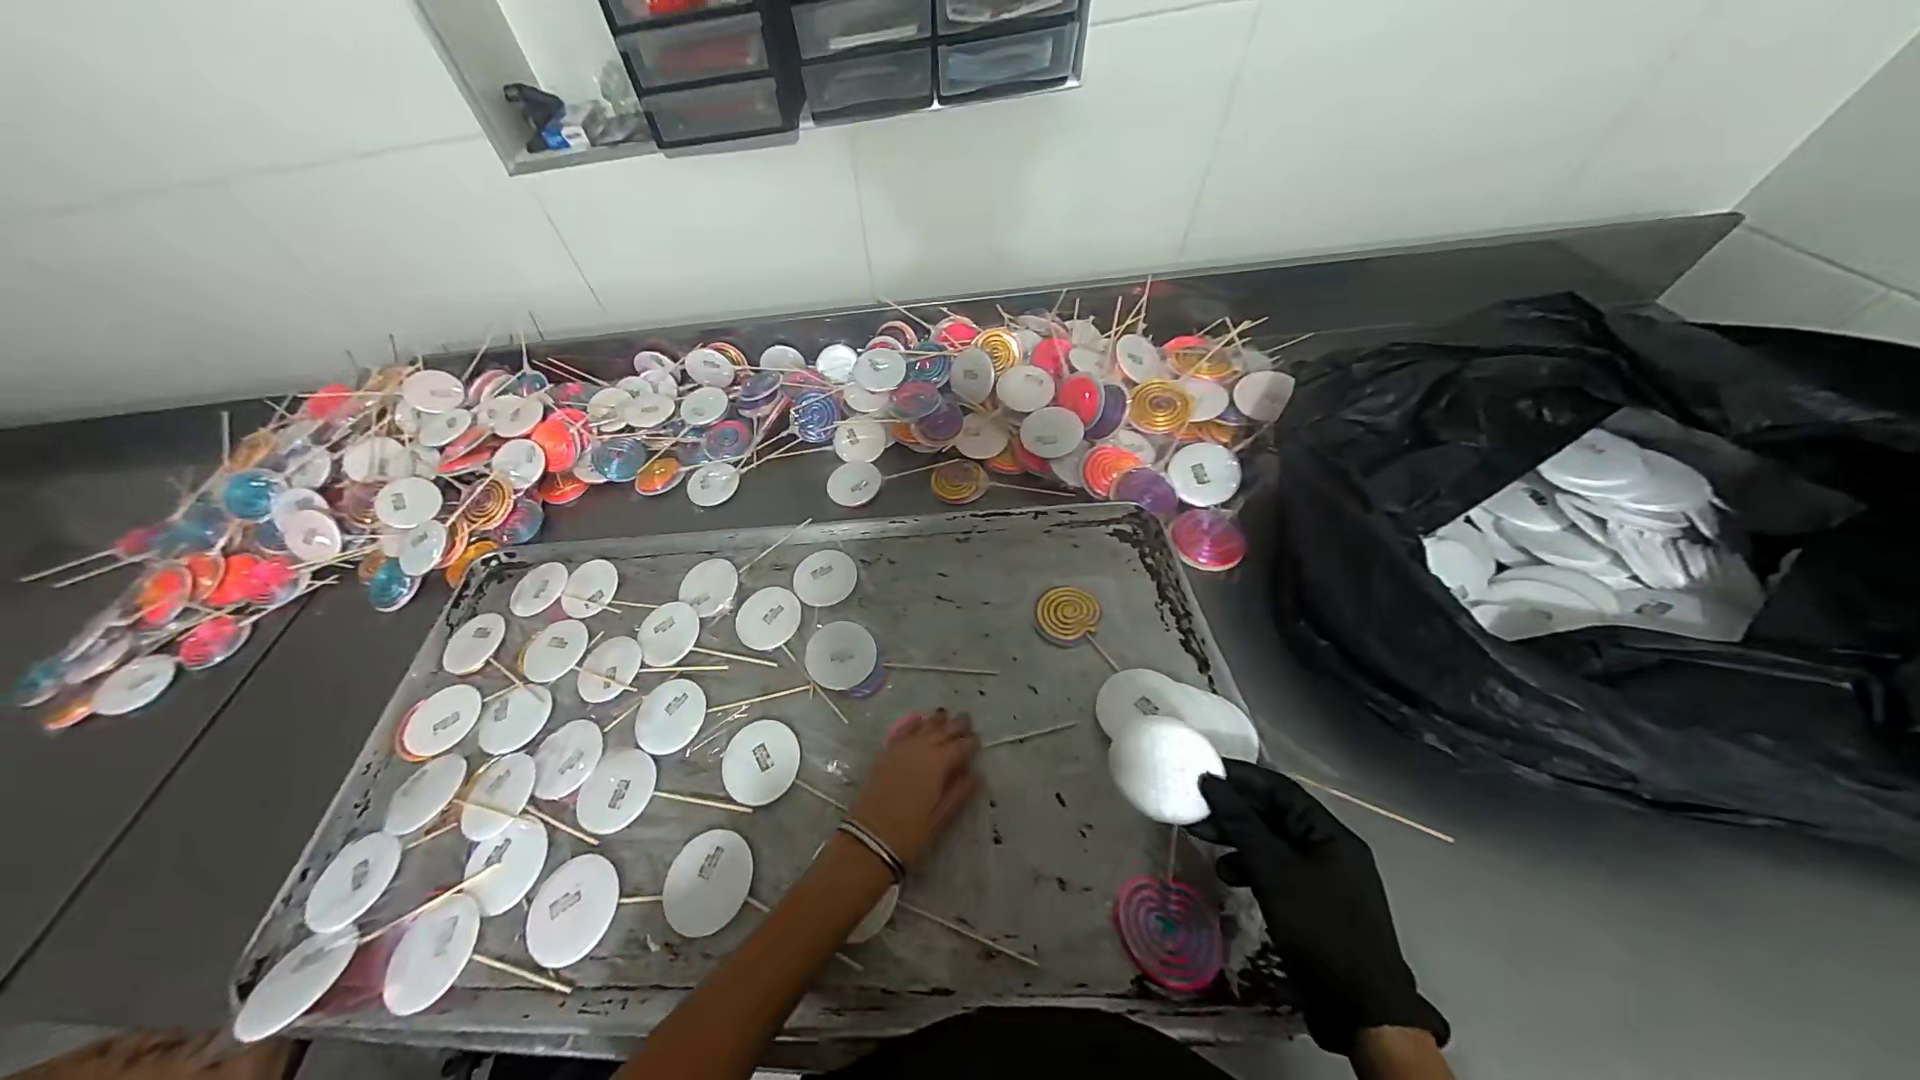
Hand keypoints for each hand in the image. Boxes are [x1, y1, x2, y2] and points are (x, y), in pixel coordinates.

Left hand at [847, 708, 979, 866]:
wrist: (868, 840)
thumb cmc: (910, 833)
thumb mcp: (941, 817)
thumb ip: (958, 792)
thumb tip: (975, 775)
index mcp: (938, 764)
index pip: (959, 747)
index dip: (970, 742)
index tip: (978, 738)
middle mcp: (920, 751)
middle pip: (941, 732)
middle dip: (955, 725)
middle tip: (966, 718)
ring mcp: (900, 751)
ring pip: (922, 729)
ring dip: (935, 721)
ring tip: (944, 713)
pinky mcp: (884, 756)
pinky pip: (901, 733)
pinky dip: (911, 724)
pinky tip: (916, 718)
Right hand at [1188, 762, 1447, 1055]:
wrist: (1361, 1009)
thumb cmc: (1318, 928)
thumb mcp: (1274, 871)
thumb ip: (1241, 824)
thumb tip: (1210, 782)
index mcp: (1330, 834)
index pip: (1280, 789)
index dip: (1241, 776)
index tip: (1203, 771)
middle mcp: (1329, 849)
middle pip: (1274, 815)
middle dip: (1233, 809)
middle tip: (1194, 806)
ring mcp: (1322, 878)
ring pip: (1272, 844)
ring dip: (1237, 838)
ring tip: (1202, 837)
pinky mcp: (1312, 904)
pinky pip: (1275, 871)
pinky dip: (1250, 867)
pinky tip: (1227, 874)